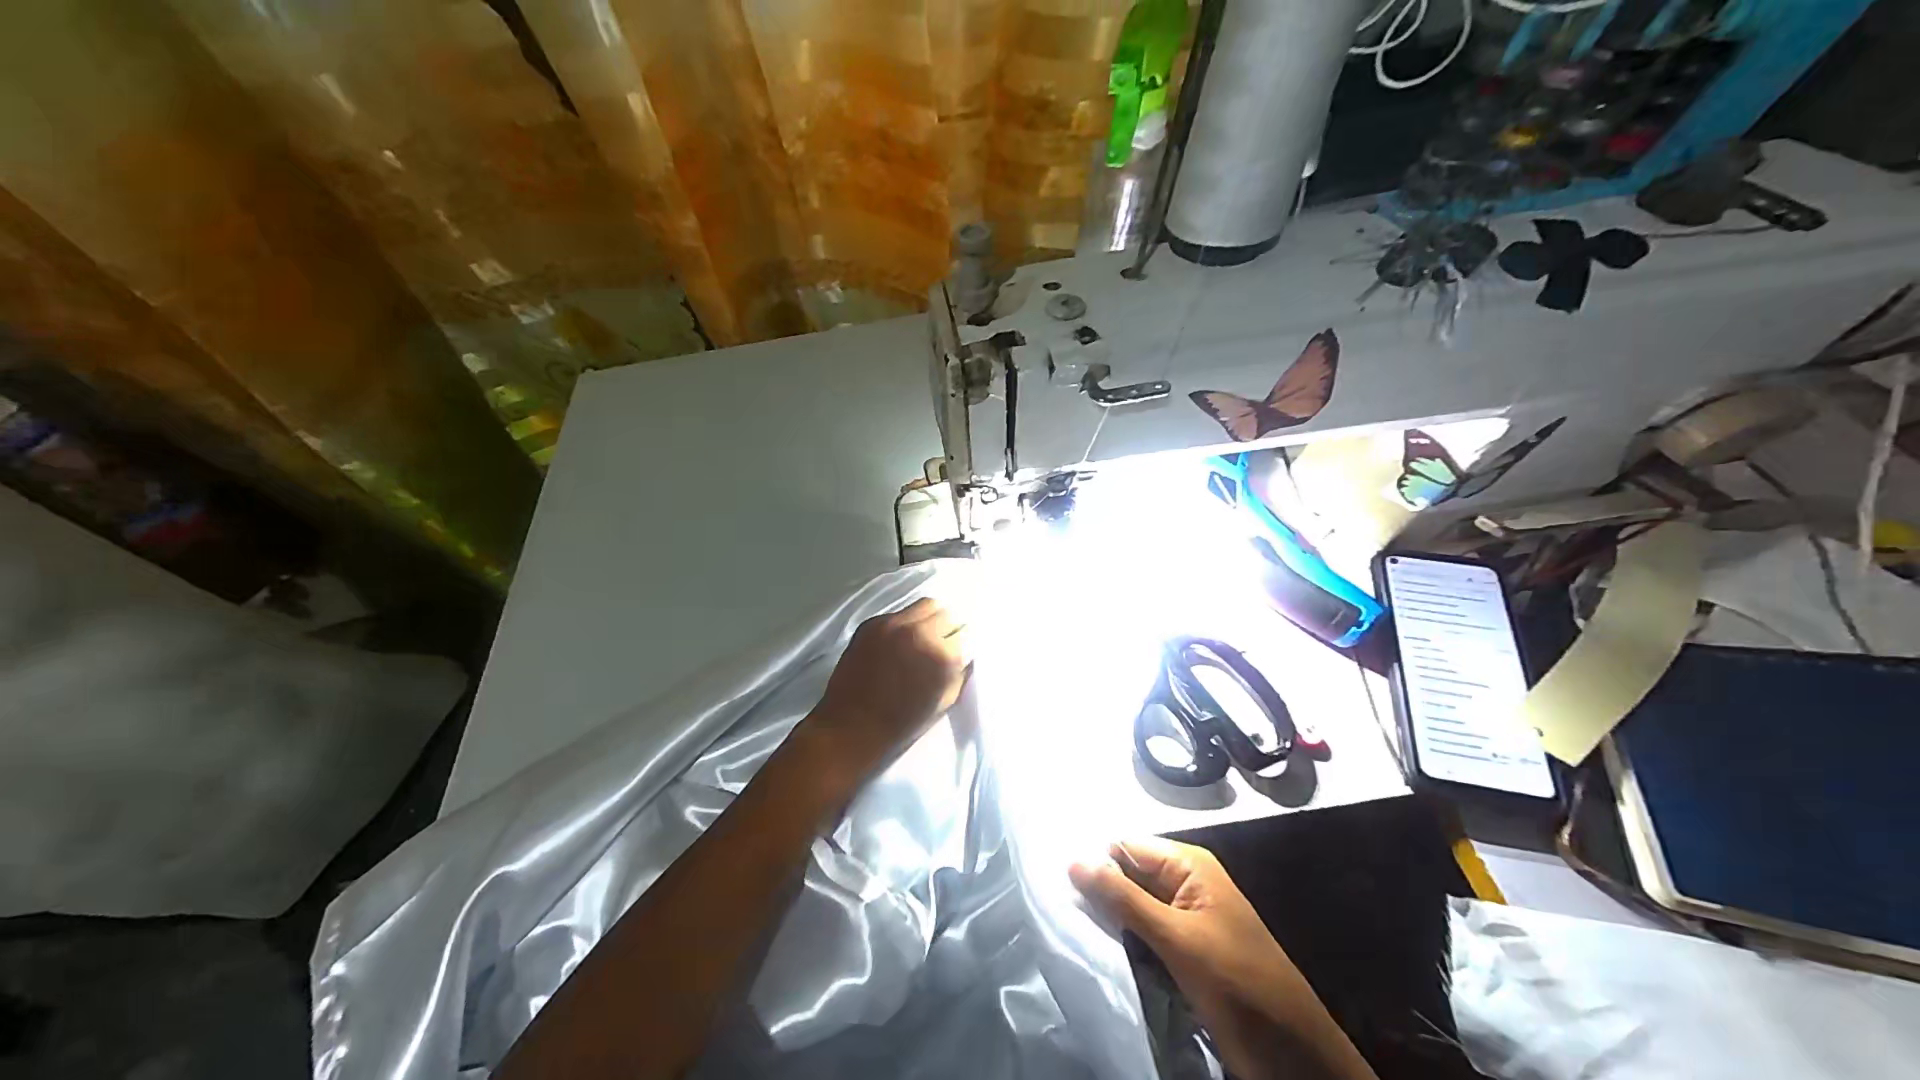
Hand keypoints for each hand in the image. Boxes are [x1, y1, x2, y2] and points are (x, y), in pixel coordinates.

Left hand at [794, 597, 968, 786]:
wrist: (852, 726)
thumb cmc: (903, 722)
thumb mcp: (945, 700)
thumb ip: (959, 671)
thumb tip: (965, 651)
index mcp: (943, 656)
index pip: (967, 633)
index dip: (965, 644)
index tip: (960, 651)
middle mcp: (920, 632)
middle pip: (948, 613)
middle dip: (949, 628)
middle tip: (943, 644)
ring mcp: (893, 624)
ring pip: (925, 605)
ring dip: (930, 619)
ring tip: (923, 638)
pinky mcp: (872, 623)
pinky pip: (899, 613)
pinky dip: (905, 624)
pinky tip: (898, 643)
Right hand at [1070, 838, 1377, 1079]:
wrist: (1293, 1051)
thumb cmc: (1237, 982)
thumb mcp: (1176, 938)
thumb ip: (1123, 898)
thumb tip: (1074, 860)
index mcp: (1188, 865)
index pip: (1125, 846)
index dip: (1094, 862)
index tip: (1058, 883)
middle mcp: (1185, 883)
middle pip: (1127, 875)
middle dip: (1099, 893)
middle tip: (1062, 912)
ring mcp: (1186, 919)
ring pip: (1132, 909)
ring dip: (1110, 922)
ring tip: (1075, 931)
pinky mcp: (1185, 951)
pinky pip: (1144, 936)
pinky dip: (1125, 944)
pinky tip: (1102, 952)